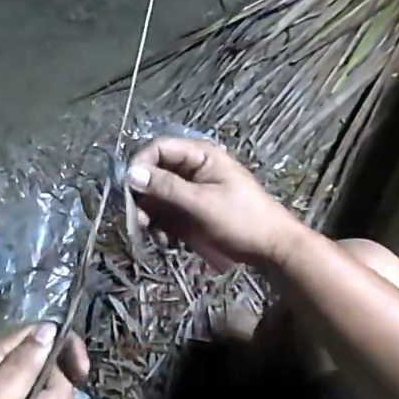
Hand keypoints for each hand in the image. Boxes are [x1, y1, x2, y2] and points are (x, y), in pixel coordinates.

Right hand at [126, 137, 301, 269]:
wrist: (271, 249)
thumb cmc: (241, 220)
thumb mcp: (201, 203)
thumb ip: (166, 188)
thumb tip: (131, 174)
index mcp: (200, 156)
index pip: (159, 149)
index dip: (140, 165)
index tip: (128, 189)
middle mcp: (192, 169)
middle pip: (153, 172)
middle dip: (141, 195)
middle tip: (136, 218)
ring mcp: (190, 191)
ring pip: (155, 195)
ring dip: (148, 213)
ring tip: (149, 231)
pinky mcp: (189, 211)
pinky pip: (164, 212)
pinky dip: (158, 224)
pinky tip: (163, 239)